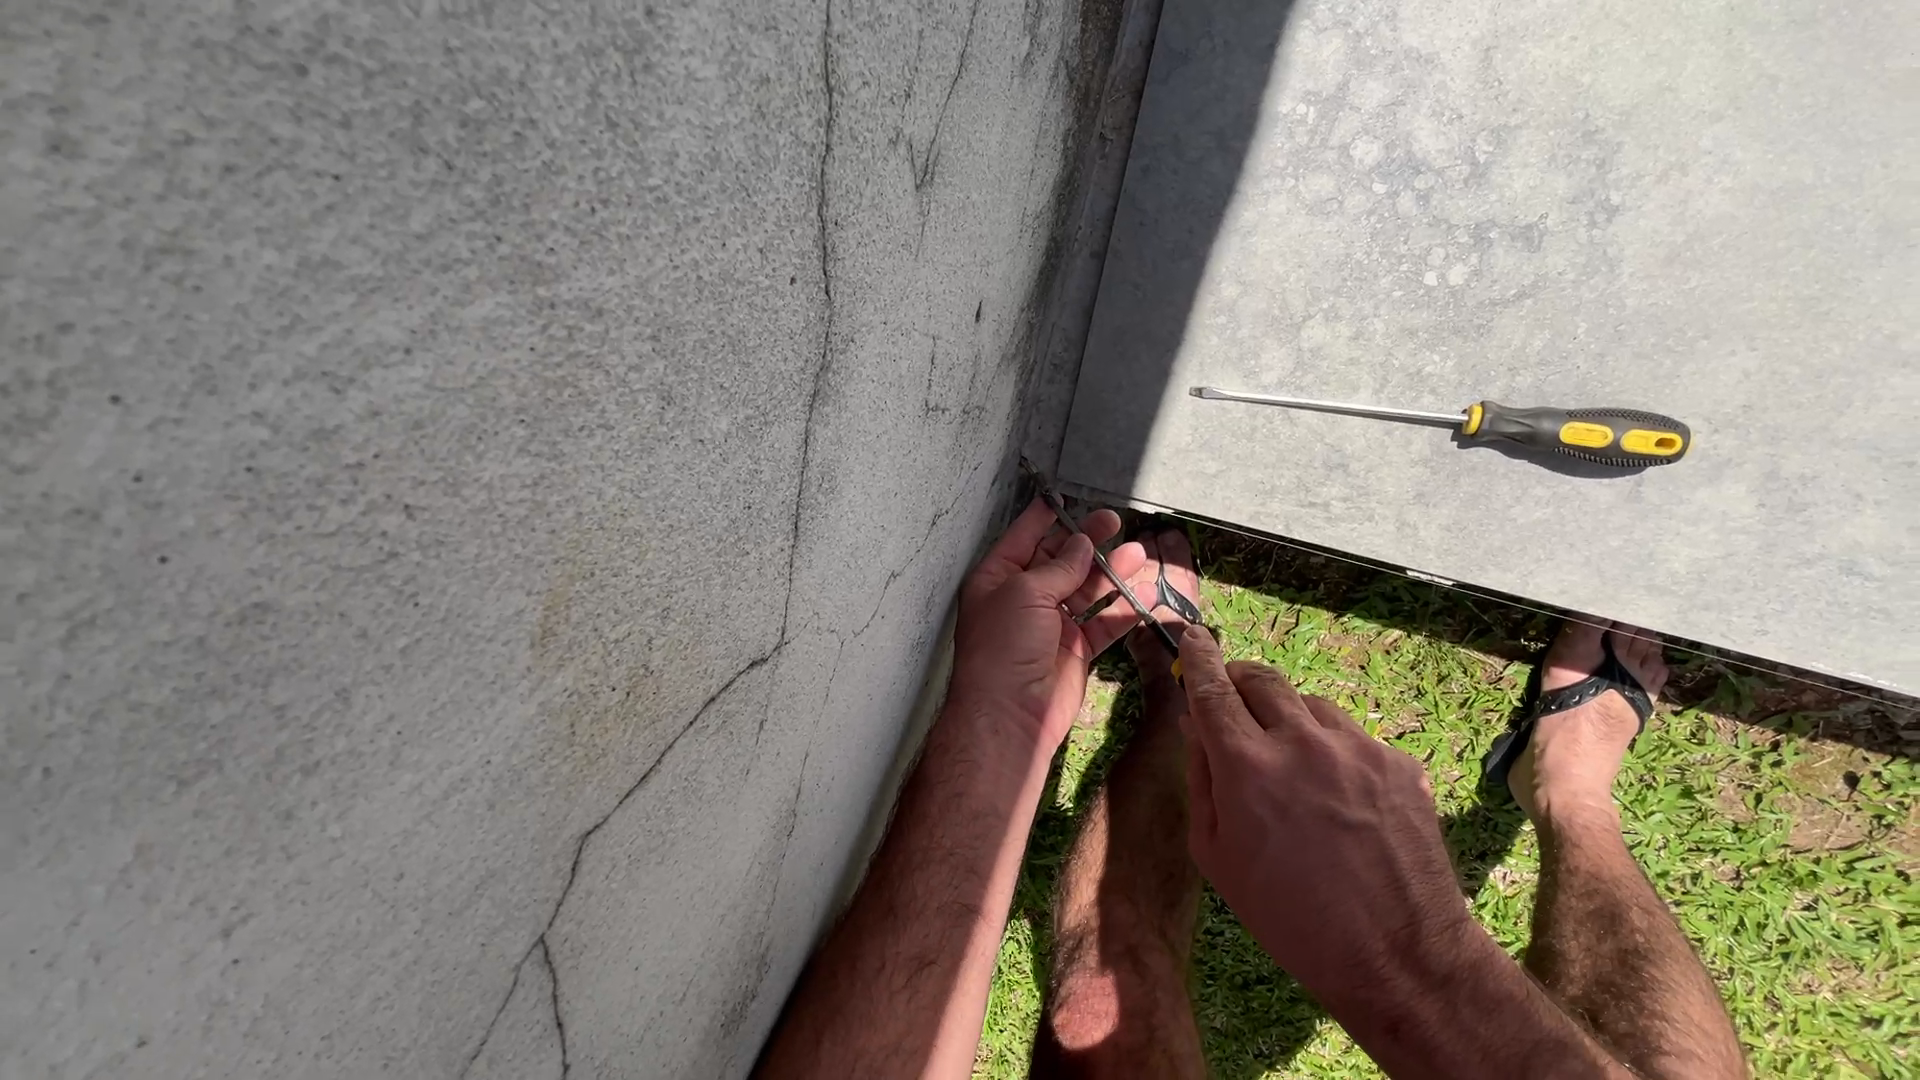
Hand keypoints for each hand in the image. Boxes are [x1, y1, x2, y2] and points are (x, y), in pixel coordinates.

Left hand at [950, 499, 1148, 750]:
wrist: (1010, 714)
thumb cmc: (1004, 646)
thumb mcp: (1025, 593)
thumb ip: (1058, 567)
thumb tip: (1081, 544)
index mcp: (997, 579)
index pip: (1023, 538)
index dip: (1045, 517)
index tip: (1066, 497)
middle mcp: (1023, 599)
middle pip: (1060, 561)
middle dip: (1087, 541)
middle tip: (1114, 521)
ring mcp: (1051, 625)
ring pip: (1086, 590)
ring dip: (1111, 572)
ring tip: (1138, 552)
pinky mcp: (1076, 649)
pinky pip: (1104, 622)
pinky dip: (1124, 608)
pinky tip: (1144, 591)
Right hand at [1175, 625, 1467, 999]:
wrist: (1400, 956)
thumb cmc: (1287, 914)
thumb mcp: (1215, 854)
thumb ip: (1200, 778)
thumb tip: (1195, 725)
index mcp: (1247, 765)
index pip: (1212, 687)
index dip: (1198, 657)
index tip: (1193, 637)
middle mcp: (1301, 741)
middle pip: (1262, 677)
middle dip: (1239, 677)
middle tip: (1232, 696)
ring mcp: (1356, 747)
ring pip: (1308, 702)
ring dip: (1286, 715)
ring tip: (1288, 758)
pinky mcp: (1397, 761)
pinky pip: (1350, 734)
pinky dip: (1329, 746)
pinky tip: (1335, 790)